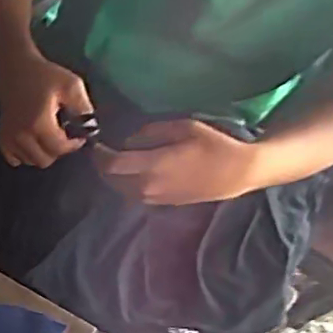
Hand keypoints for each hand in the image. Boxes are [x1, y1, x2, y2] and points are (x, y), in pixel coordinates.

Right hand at [0, 50, 95, 168]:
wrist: (16, 73)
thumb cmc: (45, 77)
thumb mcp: (71, 86)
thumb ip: (83, 107)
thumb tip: (90, 127)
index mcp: (39, 124)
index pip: (58, 148)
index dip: (73, 146)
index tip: (79, 138)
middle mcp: (21, 137)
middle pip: (44, 160)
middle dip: (57, 151)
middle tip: (63, 138)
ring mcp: (9, 141)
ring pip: (30, 161)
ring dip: (42, 153)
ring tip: (48, 138)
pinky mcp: (2, 141)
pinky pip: (15, 160)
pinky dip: (26, 156)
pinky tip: (32, 143)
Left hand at [94, 119, 264, 204]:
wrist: (235, 174)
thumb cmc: (214, 146)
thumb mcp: (186, 128)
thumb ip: (153, 131)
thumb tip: (129, 139)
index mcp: (151, 166)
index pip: (112, 164)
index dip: (100, 154)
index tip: (97, 144)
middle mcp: (145, 186)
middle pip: (110, 178)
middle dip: (103, 165)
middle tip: (102, 152)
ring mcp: (149, 198)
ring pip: (118, 187)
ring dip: (112, 175)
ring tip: (115, 161)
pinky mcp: (155, 203)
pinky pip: (130, 193)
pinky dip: (124, 182)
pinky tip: (130, 172)